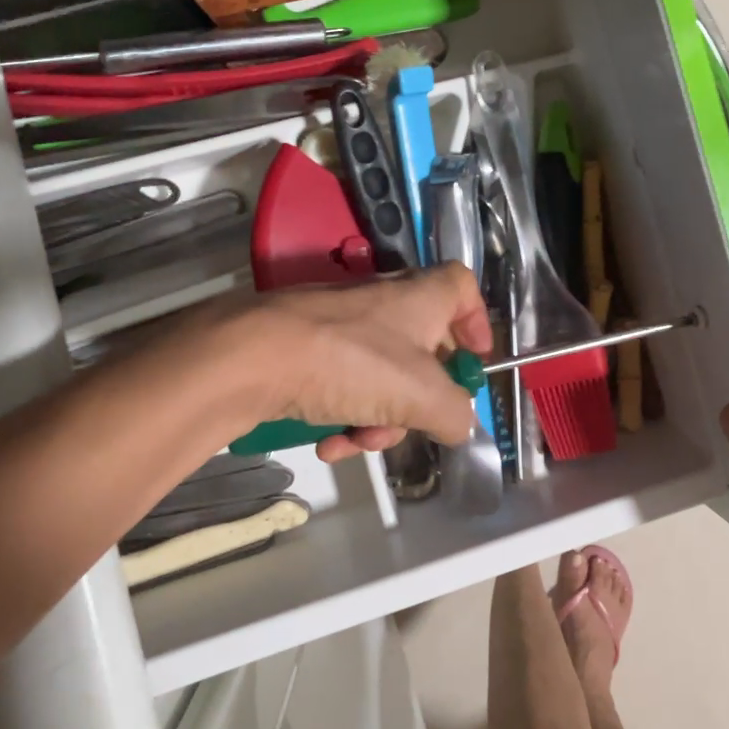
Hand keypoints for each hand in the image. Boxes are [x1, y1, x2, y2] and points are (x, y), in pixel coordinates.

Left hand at [164, 263, 492, 461]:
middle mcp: (383, 302)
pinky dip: (342, 413)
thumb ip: (455, 413)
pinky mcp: (305, 346)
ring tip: (353, 441)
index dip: (476, 320)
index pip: (462, 287)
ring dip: (376, 417)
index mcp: (419, 297)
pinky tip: (326, 441)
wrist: (251, 355)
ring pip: (380, 375)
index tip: (474, 360)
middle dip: (418, 400)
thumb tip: (460, 424)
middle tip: (406, 426)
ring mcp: (341, 324)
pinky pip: (341, 383)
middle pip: (422, 349)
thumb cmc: (350, 362)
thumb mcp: (421, 396)